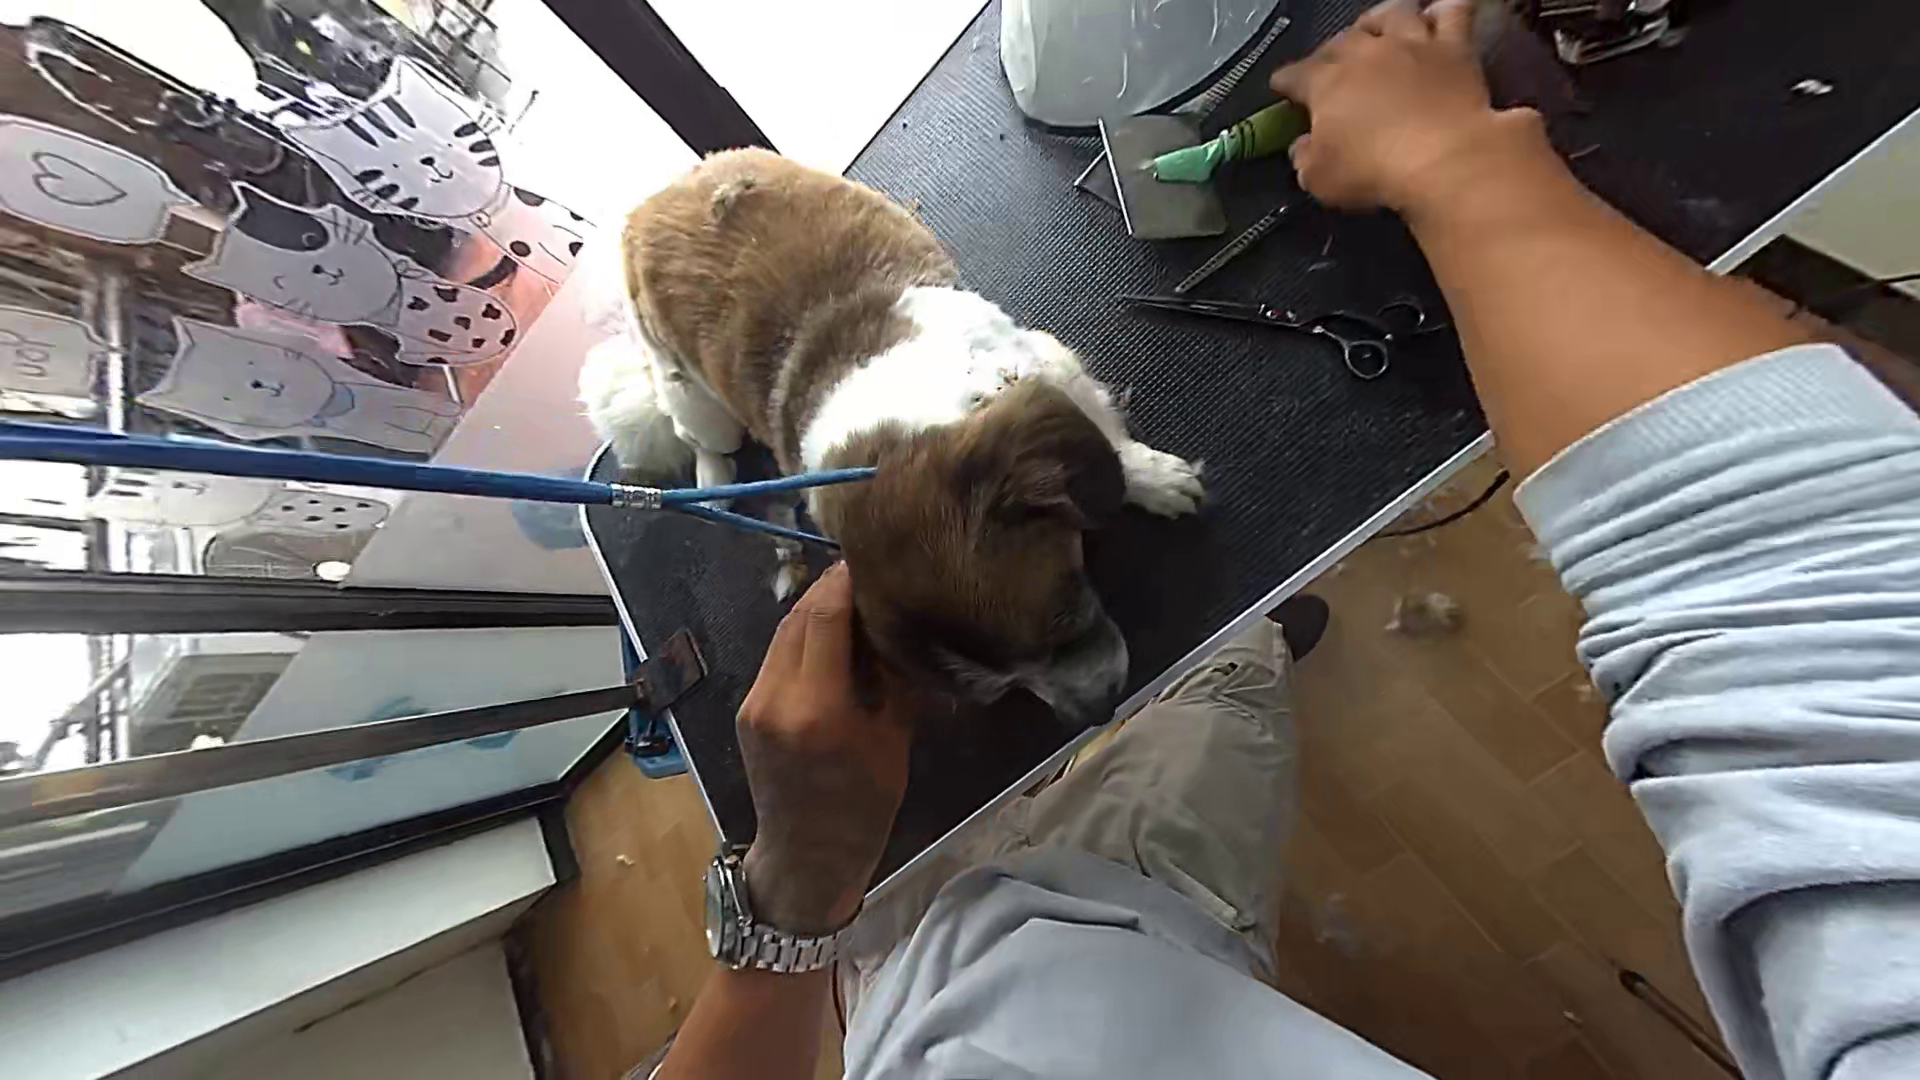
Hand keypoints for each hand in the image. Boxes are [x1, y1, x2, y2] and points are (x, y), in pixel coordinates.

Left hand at [737, 563, 913, 933]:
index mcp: (817, 708)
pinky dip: (803, 633)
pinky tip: (830, 632)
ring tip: (849, 595)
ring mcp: (754, 702)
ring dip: (814, 607)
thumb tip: (893, 625)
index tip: (867, 558)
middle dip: (828, 586)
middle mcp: (775, 697)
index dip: (844, 579)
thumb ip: (891, 676)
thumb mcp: (893, 739)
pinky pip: (778, 654)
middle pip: (798, 616)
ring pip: (783, 631)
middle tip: (863, 572)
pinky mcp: (748, 708)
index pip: (825, 616)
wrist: (806, 858)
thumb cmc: (864, 806)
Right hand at [1270, 0, 1546, 216]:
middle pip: (1341, 39)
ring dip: (1378, 19)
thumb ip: (1304, 157)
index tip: (1279, 84)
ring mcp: (1414, 43)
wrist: (1439, 157)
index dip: (1284, 80)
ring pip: (1392, 12)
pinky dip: (1439, 10)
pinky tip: (1431, 18)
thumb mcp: (1317, 177)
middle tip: (1324, 63)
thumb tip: (1302, 144)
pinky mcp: (1456, 44)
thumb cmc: (1367, 171)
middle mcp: (1367, 53)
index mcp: (1328, 85)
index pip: (1297, 74)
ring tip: (1373, 29)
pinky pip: (1451, 8)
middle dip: (1327, 50)